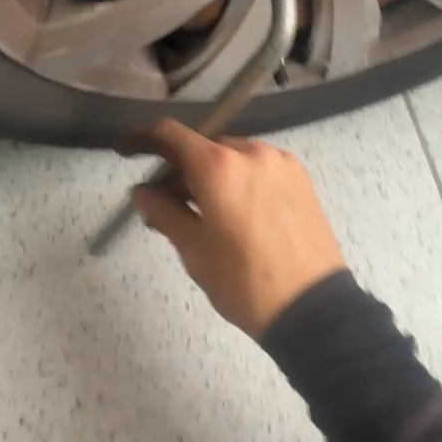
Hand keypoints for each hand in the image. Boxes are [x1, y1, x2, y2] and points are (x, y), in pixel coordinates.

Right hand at [127, 119, 348, 338]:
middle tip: (169, 205)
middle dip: (182, 170)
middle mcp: (251, 151)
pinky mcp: (301, 176)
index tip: (129, 150)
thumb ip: (164, 213)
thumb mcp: (195, 251)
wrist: (312, 307)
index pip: (172, 134)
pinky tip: (242, 213)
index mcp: (220, 166)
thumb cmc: (244, 282)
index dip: (146, 139)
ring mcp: (280, 161)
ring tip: (209, 215)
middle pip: (204, 147)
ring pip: (234, 157)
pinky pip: (260, 167)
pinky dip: (243, 180)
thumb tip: (142, 192)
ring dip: (215, 175)